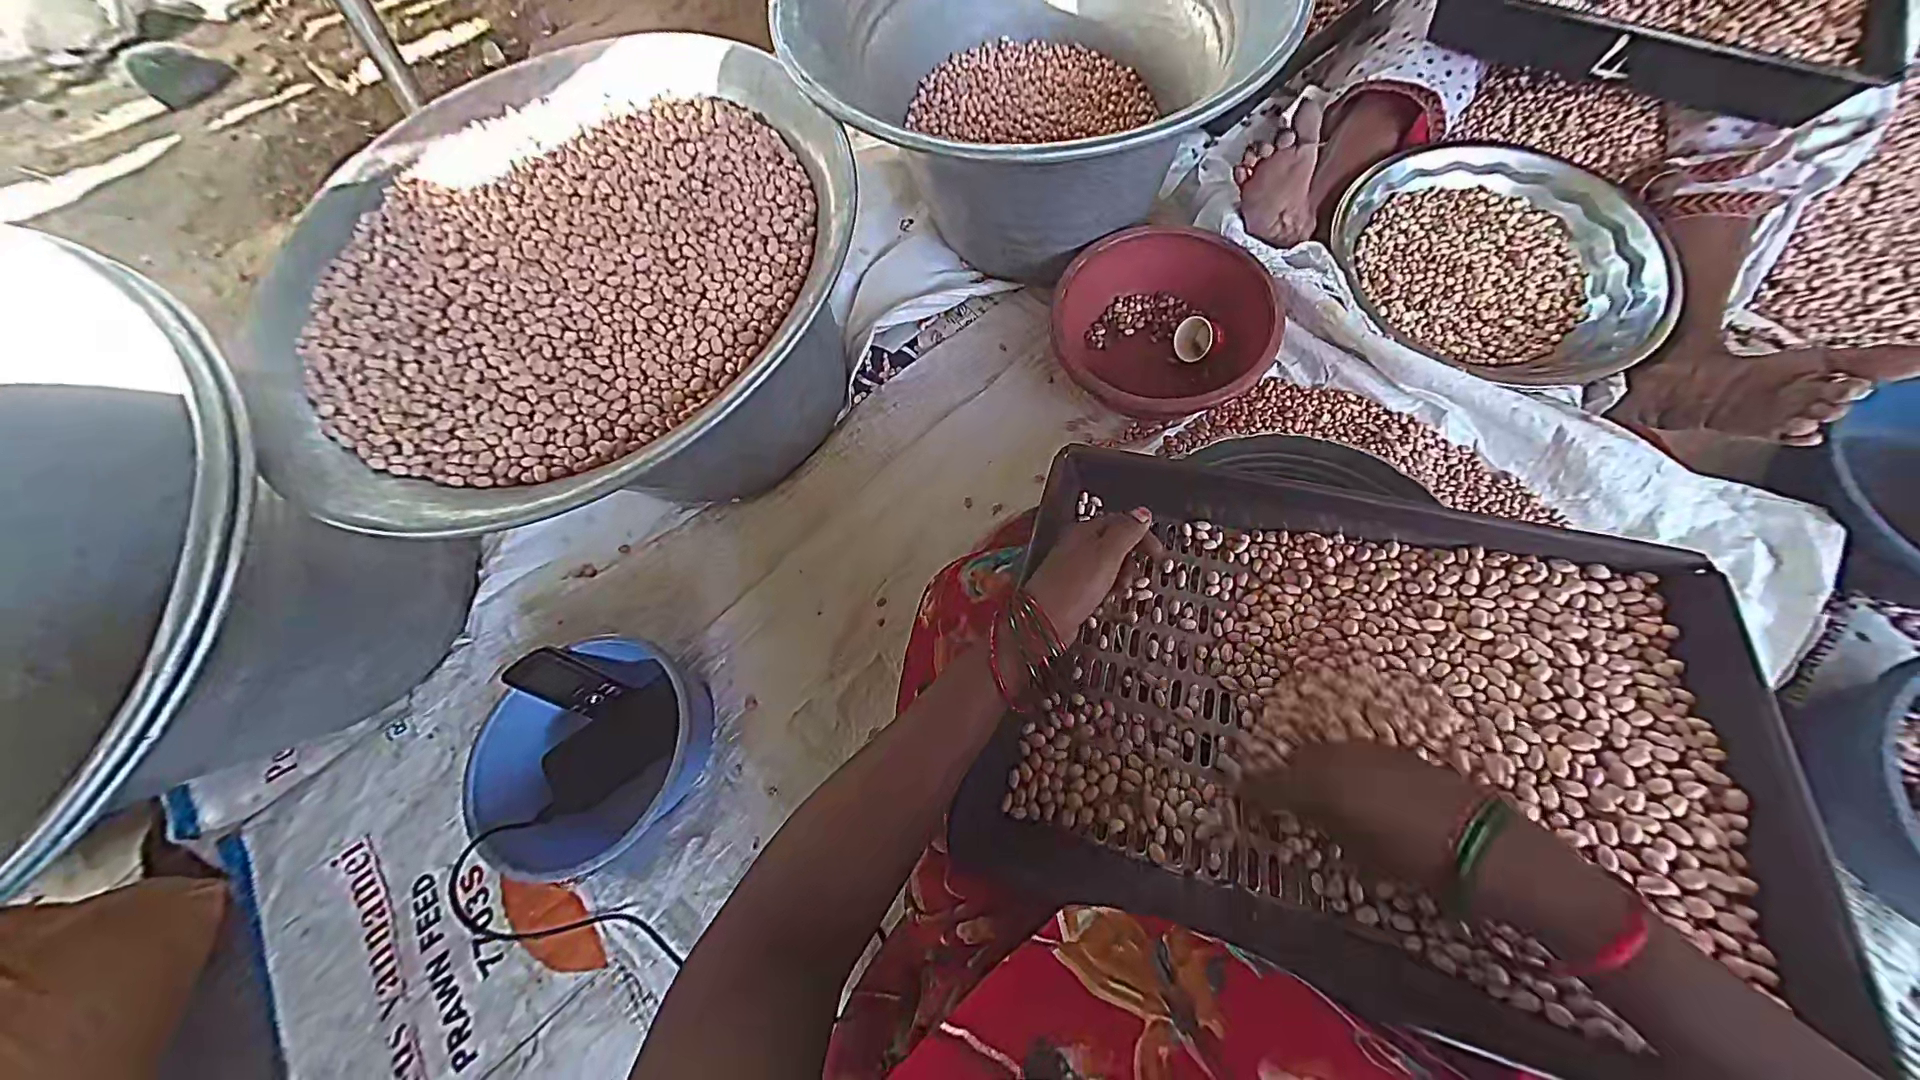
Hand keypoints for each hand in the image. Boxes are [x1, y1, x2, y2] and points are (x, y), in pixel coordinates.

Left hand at [1023, 508, 1161, 633]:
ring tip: (1121, 591)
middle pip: (1116, 545)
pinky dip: (1109, 591)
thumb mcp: (1107, 553)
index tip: (1158, 556)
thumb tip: (1143, 513)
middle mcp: (1078, 546)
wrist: (1045, 620)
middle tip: (1135, 578)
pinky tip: (1109, 600)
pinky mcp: (1074, 590)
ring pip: (1110, 567)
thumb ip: (1126, 532)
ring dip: (1122, 578)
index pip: (1120, 522)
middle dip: (1132, 561)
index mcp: (1084, 531)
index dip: (1142, 536)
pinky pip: (1100, 585)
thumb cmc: (1076, 585)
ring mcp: (1075, 568)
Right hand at [1234, 741, 1482, 892]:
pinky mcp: (1393, 751)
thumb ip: (1321, 823)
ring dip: (1315, 770)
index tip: (1240, 795)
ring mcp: (1366, 750)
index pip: (1269, 782)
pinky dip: (1345, 768)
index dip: (1252, 790)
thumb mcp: (1355, 850)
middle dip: (1283, 777)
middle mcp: (1335, 757)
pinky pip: (1353, 755)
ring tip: (1317, 793)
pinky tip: (1355, 788)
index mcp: (1318, 783)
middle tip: (1279, 798)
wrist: (1484, 845)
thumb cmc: (1411, 858)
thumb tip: (1302, 813)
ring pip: (1325, 753)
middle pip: (1295, 760)